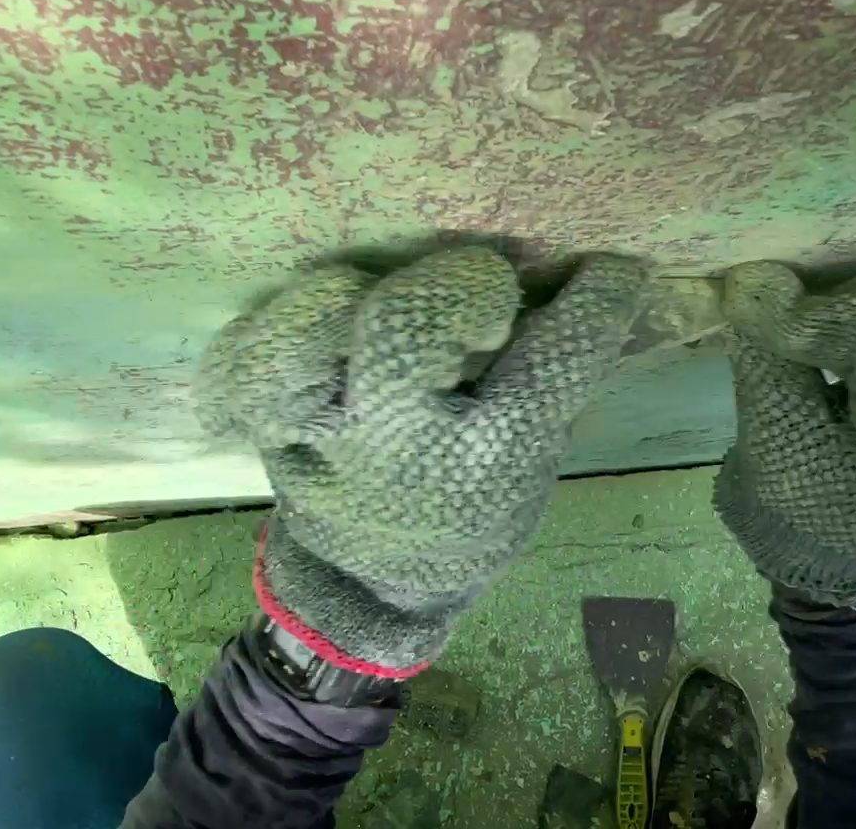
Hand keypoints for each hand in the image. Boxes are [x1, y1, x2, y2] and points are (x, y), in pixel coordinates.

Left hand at [198, 248, 651, 675]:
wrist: (372, 586)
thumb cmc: (472, 516)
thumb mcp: (533, 467)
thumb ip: (550, 384)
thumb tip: (575, 290)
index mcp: (487, 461)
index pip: (555, 361)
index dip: (597, 300)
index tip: (613, 270)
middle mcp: (399, 442)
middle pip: (408, 329)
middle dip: (458, 287)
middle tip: (485, 288)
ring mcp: (318, 433)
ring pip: (306, 331)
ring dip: (345, 300)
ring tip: (375, 303)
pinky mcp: (266, 427)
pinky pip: (241, 361)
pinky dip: (267, 334)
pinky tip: (309, 333)